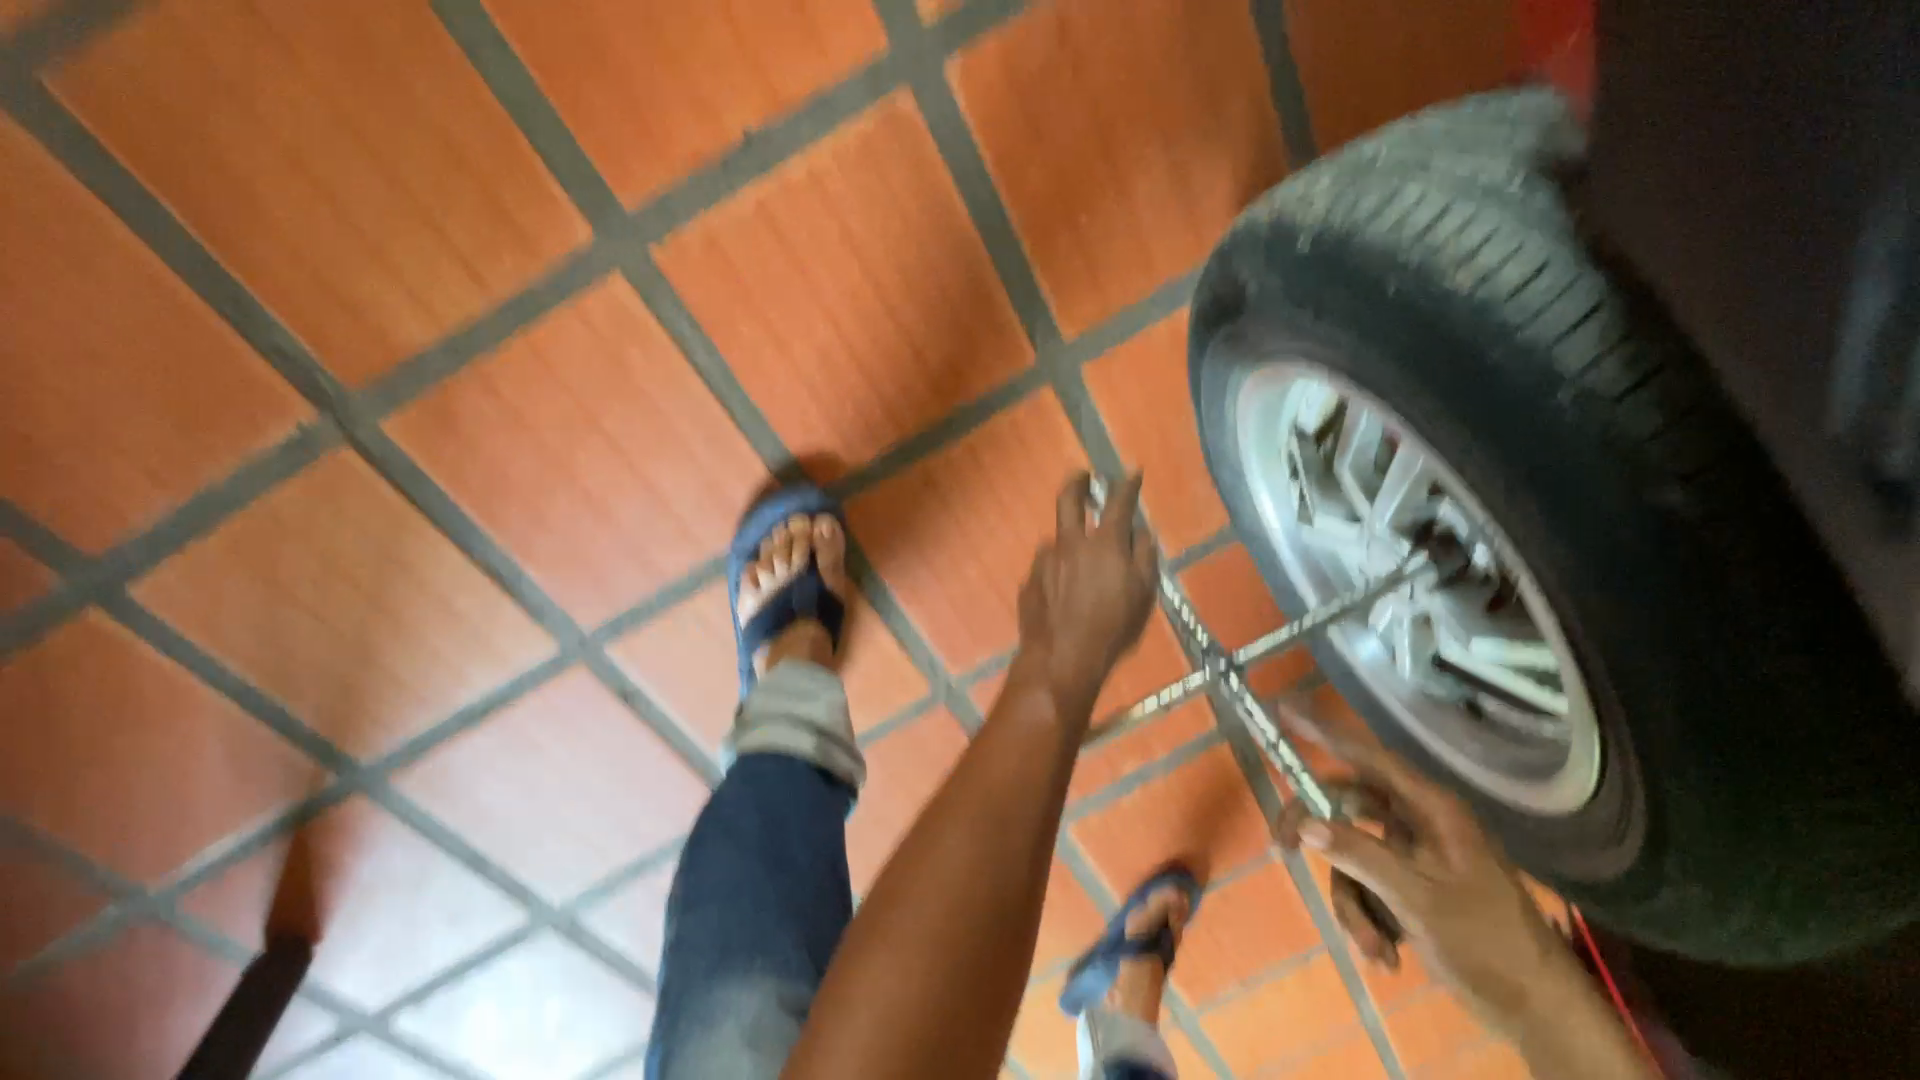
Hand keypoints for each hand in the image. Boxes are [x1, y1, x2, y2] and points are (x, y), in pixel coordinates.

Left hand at [1014, 472, 1158, 718]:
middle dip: (1078, 481)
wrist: (1061, 657)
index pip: (1119, 502)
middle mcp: (1071, 543)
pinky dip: (1057, 571)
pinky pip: (1047, 567)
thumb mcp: (1143, 594)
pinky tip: (1063, 593)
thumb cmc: (1112, 628)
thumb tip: (1141, 533)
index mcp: (1104, 544)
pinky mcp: (1029, 581)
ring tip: (1080, 566)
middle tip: (1084, 476)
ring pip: (1058, 538)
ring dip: (1069, 541)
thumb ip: (1144, 557)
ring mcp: (1045, 560)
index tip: (1132, 473)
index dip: (1127, 484)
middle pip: (1069, 498)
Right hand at [1273, 703, 1586, 1037]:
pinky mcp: (1411, 884)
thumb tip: (1307, 824)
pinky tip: (1386, 953)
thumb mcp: (1417, 899)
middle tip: (1283, 847)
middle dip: (1319, 836)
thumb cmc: (1485, 942)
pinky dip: (1367, 918)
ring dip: (1352, 902)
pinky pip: (1366, 884)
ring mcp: (1415, 854)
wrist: (1536, 1007)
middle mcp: (1419, 822)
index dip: (1324, 731)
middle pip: (1347, 806)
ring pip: (1352, 854)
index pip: (1367, 757)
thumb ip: (1359, 856)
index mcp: (1431, 810)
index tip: (1283, 709)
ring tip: (1375, 946)